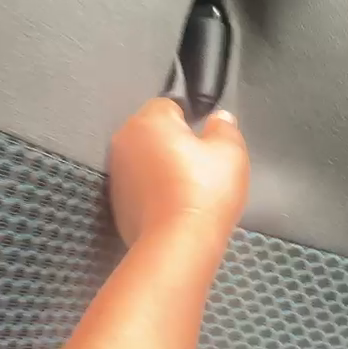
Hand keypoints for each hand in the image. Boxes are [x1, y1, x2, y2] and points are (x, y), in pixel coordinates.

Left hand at [107, 98, 248, 245]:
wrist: (179, 243)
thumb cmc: (204, 191)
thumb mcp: (231, 151)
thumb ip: (225, 127)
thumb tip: (219, 119)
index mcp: (149, 120)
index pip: (170, 105)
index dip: (192, 122)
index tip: (207, 144)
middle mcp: (124, 141)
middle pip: (154, 134)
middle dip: (175, 146)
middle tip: (201, 169)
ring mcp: (116, 175)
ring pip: (146, 163)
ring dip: (163, 170)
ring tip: (188, 192)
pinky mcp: (117, 205)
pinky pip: (141, 190)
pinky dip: (155, 195)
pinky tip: (174, 209)